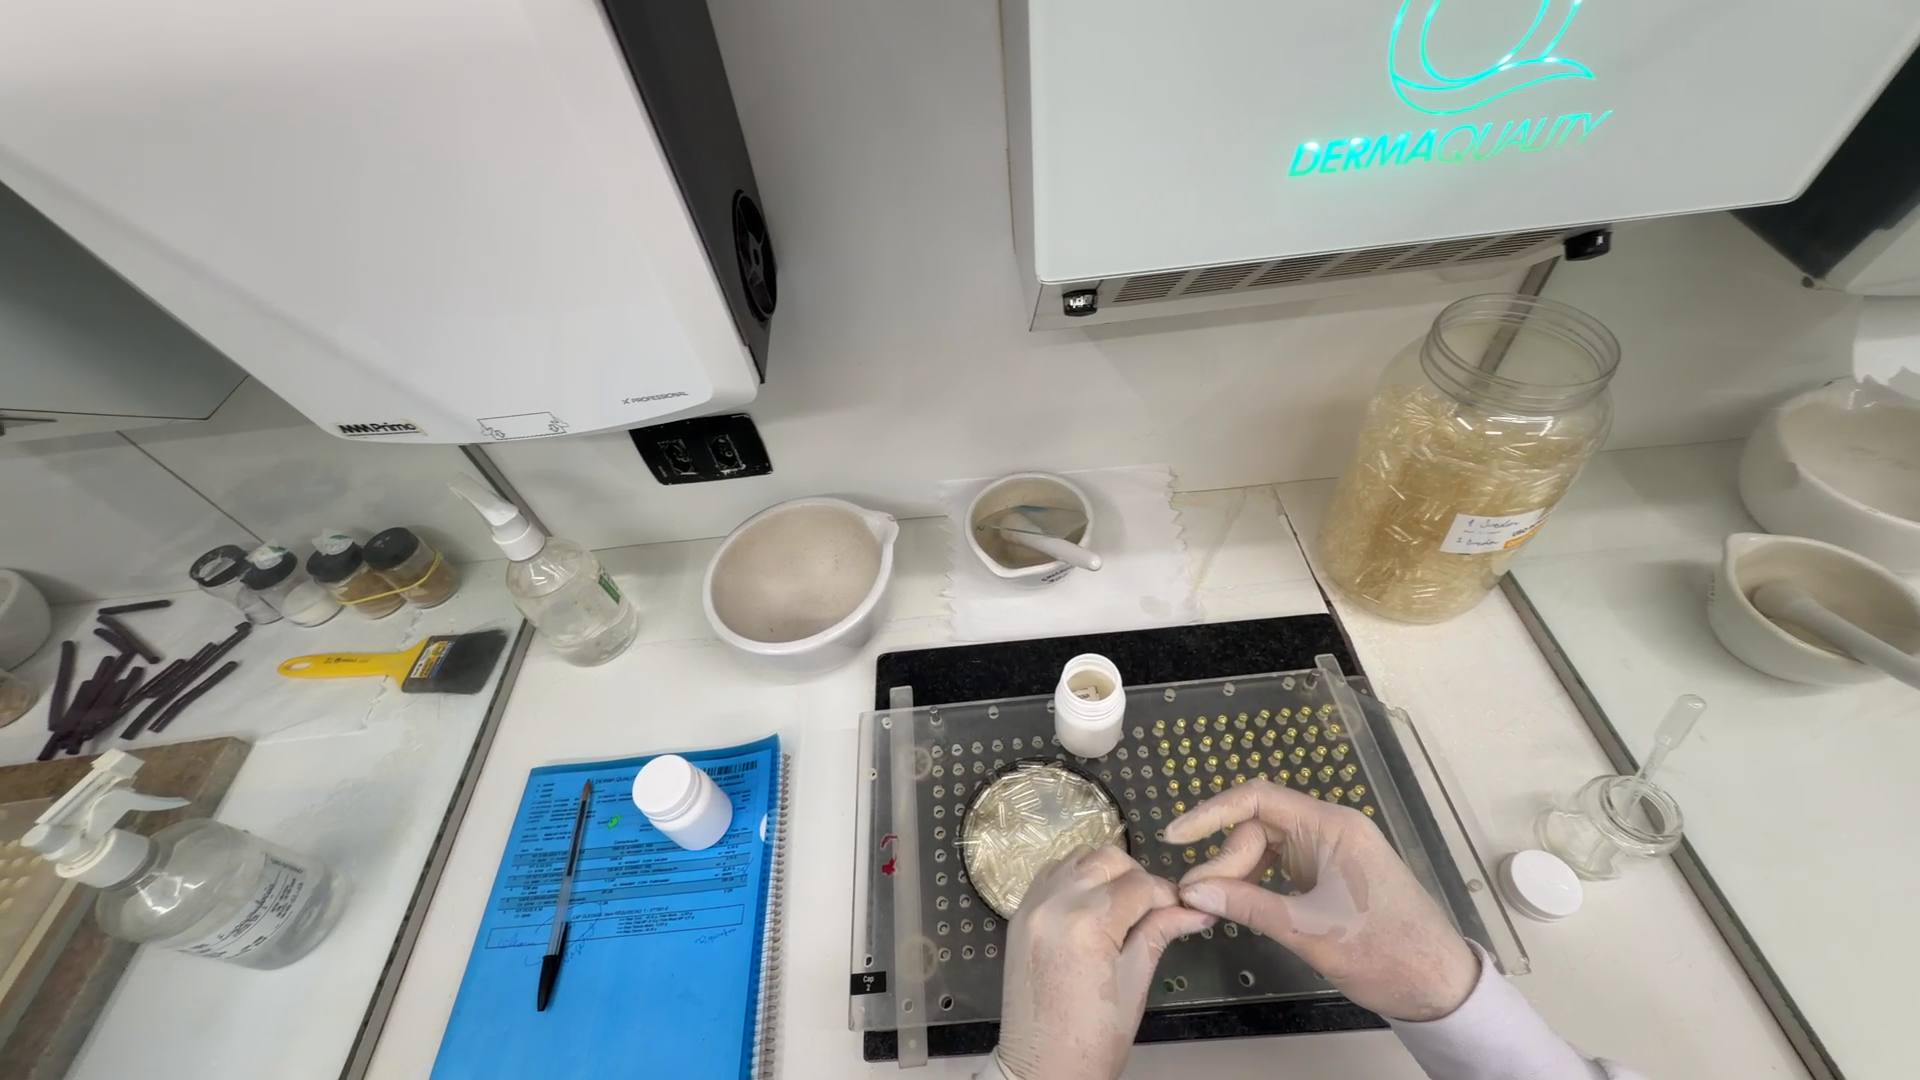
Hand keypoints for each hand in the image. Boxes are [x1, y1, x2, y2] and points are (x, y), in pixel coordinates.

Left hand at [994, 846, 1214, 1079]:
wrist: (1040, 1069)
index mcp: (1087, 923)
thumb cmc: (1094, 1039)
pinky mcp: (1020, 910)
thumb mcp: (1134, 985)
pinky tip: (1090, 904)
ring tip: (1121, 906)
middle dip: (1136, 877)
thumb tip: (1197, 910)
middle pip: (1107, 859)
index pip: (1139, 885)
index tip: (1182, 908)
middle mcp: (1055, 901)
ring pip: (1078, 856)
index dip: (1166, 894)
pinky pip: (1052, 871)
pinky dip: (1075, 876)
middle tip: (1152, 907)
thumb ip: (1159, 933)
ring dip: (1105, 872)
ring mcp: (1032, 902)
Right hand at [1163, 780, 1477, 1021]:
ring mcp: (1329, 850)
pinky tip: (1240, 902)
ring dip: (1237, 872)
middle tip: (1196, 895)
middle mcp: (1328, 828)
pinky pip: (1279, 864)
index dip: (1210, 813)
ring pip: (1265, 847)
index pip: (1256, 799)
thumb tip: (1191, 891)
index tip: (1175, 836)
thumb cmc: (1386, 955)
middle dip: (1225, 859)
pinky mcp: (1329, 872)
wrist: (1445, 994)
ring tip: (1212, 902)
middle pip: (1257, 827)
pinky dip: (1256, 881)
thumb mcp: (1310, 932)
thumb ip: (1247, 905)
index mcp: (1331, 826)